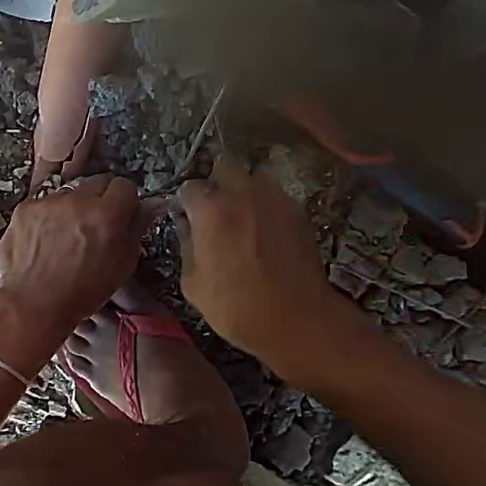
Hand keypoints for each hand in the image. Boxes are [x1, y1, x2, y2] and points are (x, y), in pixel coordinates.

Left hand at [0, 174, 145, 328]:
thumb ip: (138, 228)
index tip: (121, 213)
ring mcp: (49, 203)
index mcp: (106, 215)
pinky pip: (44, 203)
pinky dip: (48, 216)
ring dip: (73, 207)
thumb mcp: (122, 264)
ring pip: (70, 193)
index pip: (124, 186)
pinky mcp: (25, 209)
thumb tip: (154, 204)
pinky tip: (48, 240)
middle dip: (100, 201)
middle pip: (97, 183)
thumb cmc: (81, 292)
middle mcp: (77, 202)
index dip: (124, 201)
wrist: (34, 306)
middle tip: (96, 226)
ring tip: (69, 237)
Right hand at [177, 157, 341, 358]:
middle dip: (217, 182)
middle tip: (216, 208)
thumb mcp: (194, 285)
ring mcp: (275, 199)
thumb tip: (187, 227)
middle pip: (224, 165)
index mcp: (211, 210)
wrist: (297, 319)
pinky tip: (267, 230)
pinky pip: (276, 196)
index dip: (187, 203)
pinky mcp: (298, 211)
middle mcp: (243, 193)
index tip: (189, 218)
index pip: (189, 187)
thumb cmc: (237, 308)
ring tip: (245, 216)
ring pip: (254, 176)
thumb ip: (187, 246)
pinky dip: (267, 205)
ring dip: (245, 189)